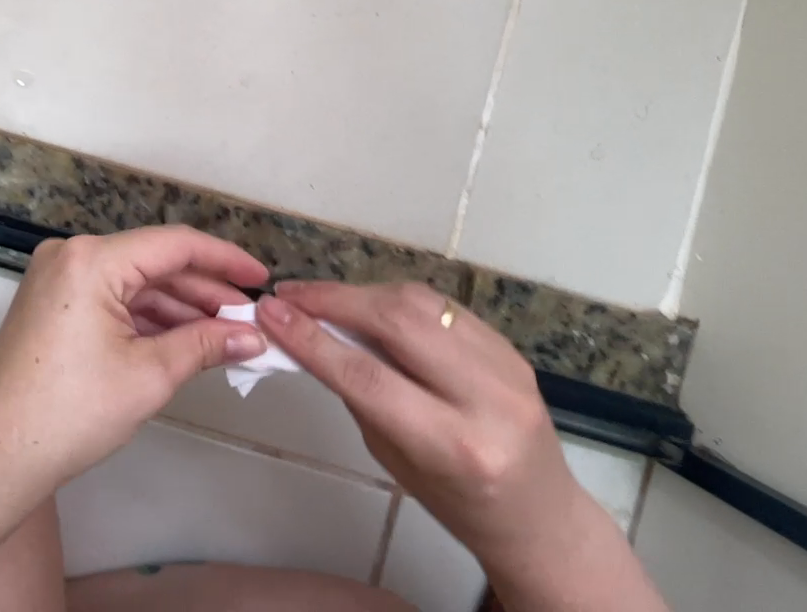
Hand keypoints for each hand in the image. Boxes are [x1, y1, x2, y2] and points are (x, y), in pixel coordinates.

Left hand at [0, 226, 269, 495]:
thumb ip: (206, 344)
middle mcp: (71, 254)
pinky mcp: (53, 302)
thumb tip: (254, 338)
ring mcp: (58, 277)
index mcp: (91, 259)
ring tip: (228, 333)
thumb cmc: (72, 411)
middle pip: (153, 262)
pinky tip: (186, 338)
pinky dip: (148, 317)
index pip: (173, 244)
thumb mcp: (149, 374)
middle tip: (252, 318)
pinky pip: (111, 298)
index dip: (225, 259)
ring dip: (179, 307)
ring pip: (134, 282)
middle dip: (205, 291)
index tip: (264, 278)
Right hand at [258, 281, 664, 611]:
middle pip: (397, 322)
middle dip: (332, 299)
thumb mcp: (391, 456)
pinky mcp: (509, 346)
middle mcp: (487, 400)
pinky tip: (365, 304)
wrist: (539, 514)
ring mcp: (506, 367)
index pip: (366, 376)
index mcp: (453, 446)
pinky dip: (392, 298)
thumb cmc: (453, 500)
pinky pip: (439, 306)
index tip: (268, 310)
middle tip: (288, 294)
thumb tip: (307, 334)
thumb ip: (357, 392)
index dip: (310, 337)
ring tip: (319, 296)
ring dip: (359, 293)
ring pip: (418, 302)